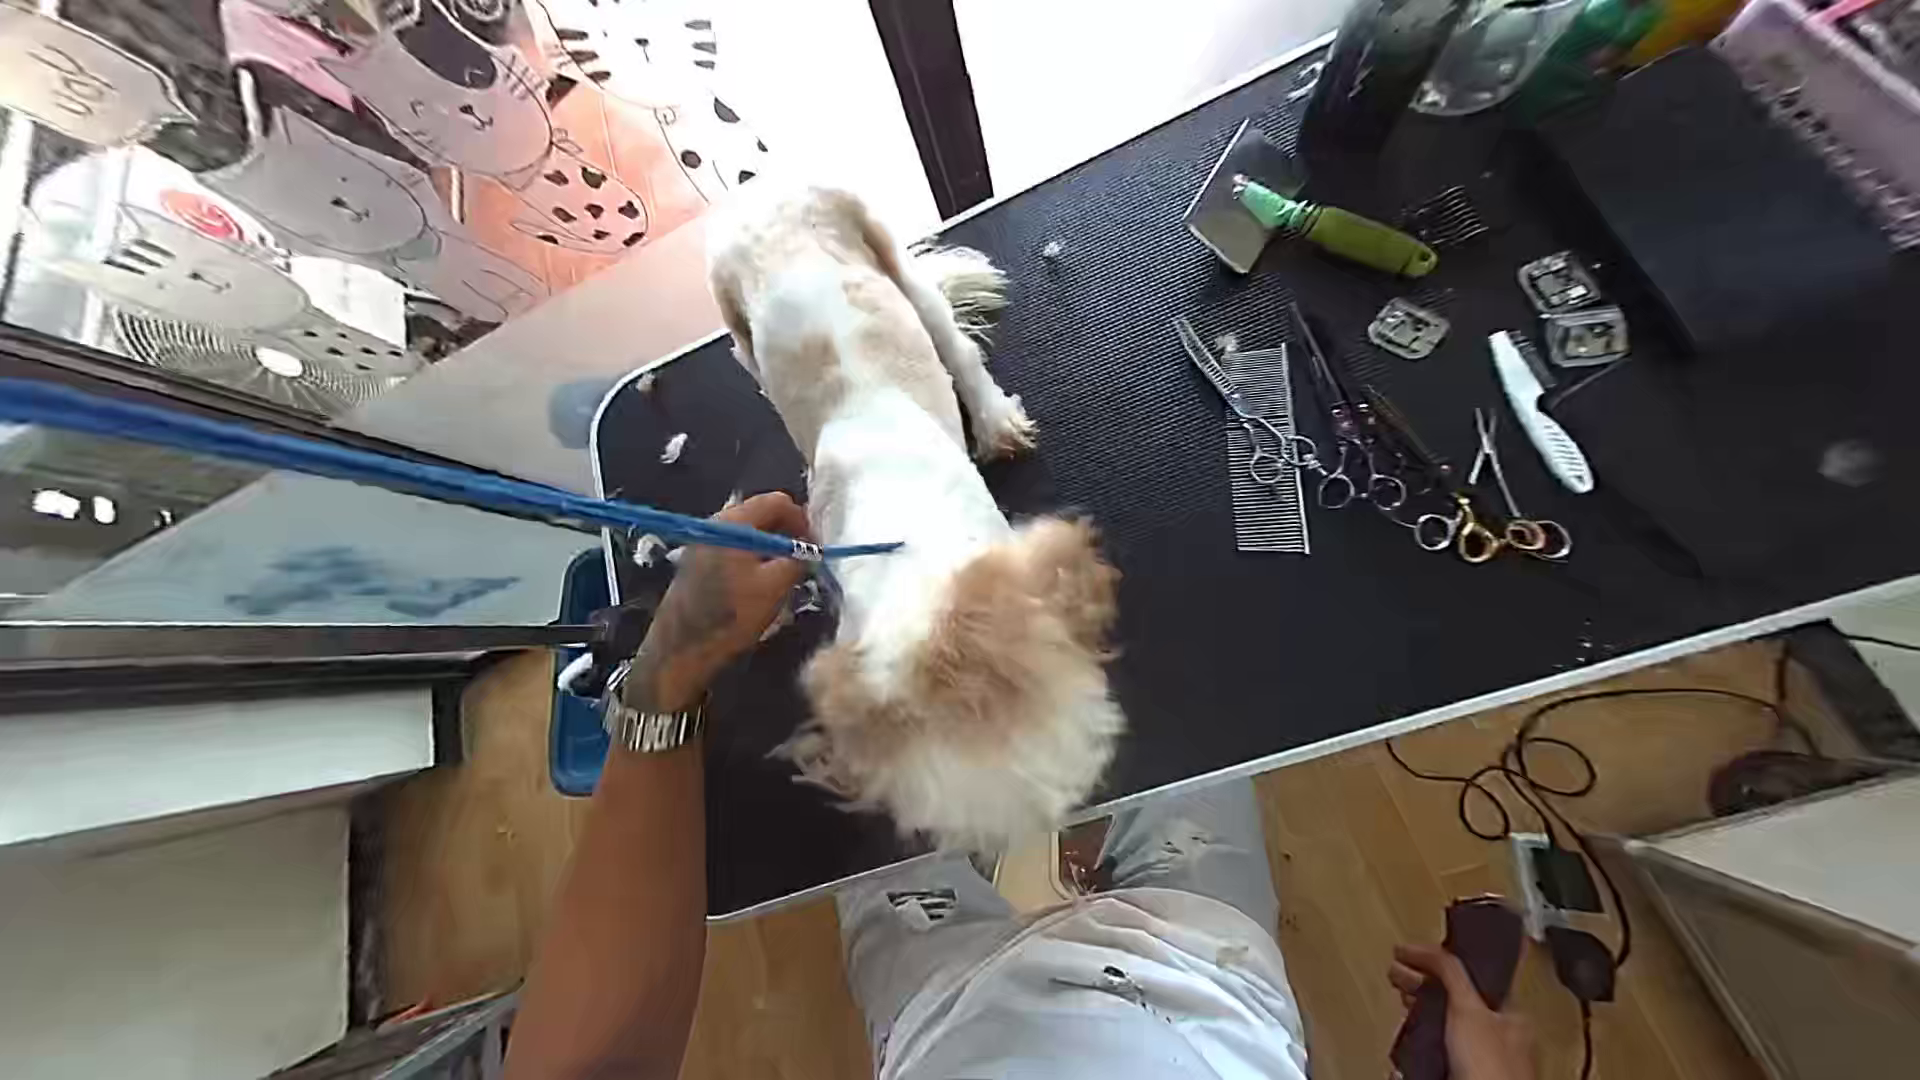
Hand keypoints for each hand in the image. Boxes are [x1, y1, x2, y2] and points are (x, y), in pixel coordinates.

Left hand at [620, 492, 811, 713]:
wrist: (682, 650)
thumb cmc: (732, 614)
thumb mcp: (776, 585)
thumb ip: (798, 559)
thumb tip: (809, 549)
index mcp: (734, 523)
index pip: (777, 502)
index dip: (802, 520)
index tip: (814, 546)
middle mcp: (716, 525)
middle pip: (762, 514)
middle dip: (788, 532)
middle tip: (804, 558)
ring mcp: (704, 544)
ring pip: (750, 533)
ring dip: (773, 546)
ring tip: (787, 572)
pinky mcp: (698, 563)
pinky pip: (736, 548)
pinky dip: (756, 557)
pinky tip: (762, 582)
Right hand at [1390, 944, 1535, 1079]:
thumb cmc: (1489, 1066)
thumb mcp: (1468, 1009)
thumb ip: (1451, 973)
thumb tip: (1428, 950)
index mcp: (1513, 1015)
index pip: (1471, 972)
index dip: (1439, 958)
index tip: (1410, 953)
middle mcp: (1498, 1030)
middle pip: (1452, 990)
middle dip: (1420, 975)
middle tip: (1396, 968)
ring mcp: (1479, 1050)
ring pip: (1441, 1010)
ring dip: (1416, 995)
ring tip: (1396, 987)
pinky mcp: (1460, 1066)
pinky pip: (1434, 1032)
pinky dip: (1418, 1020)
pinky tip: (1405, 1015)